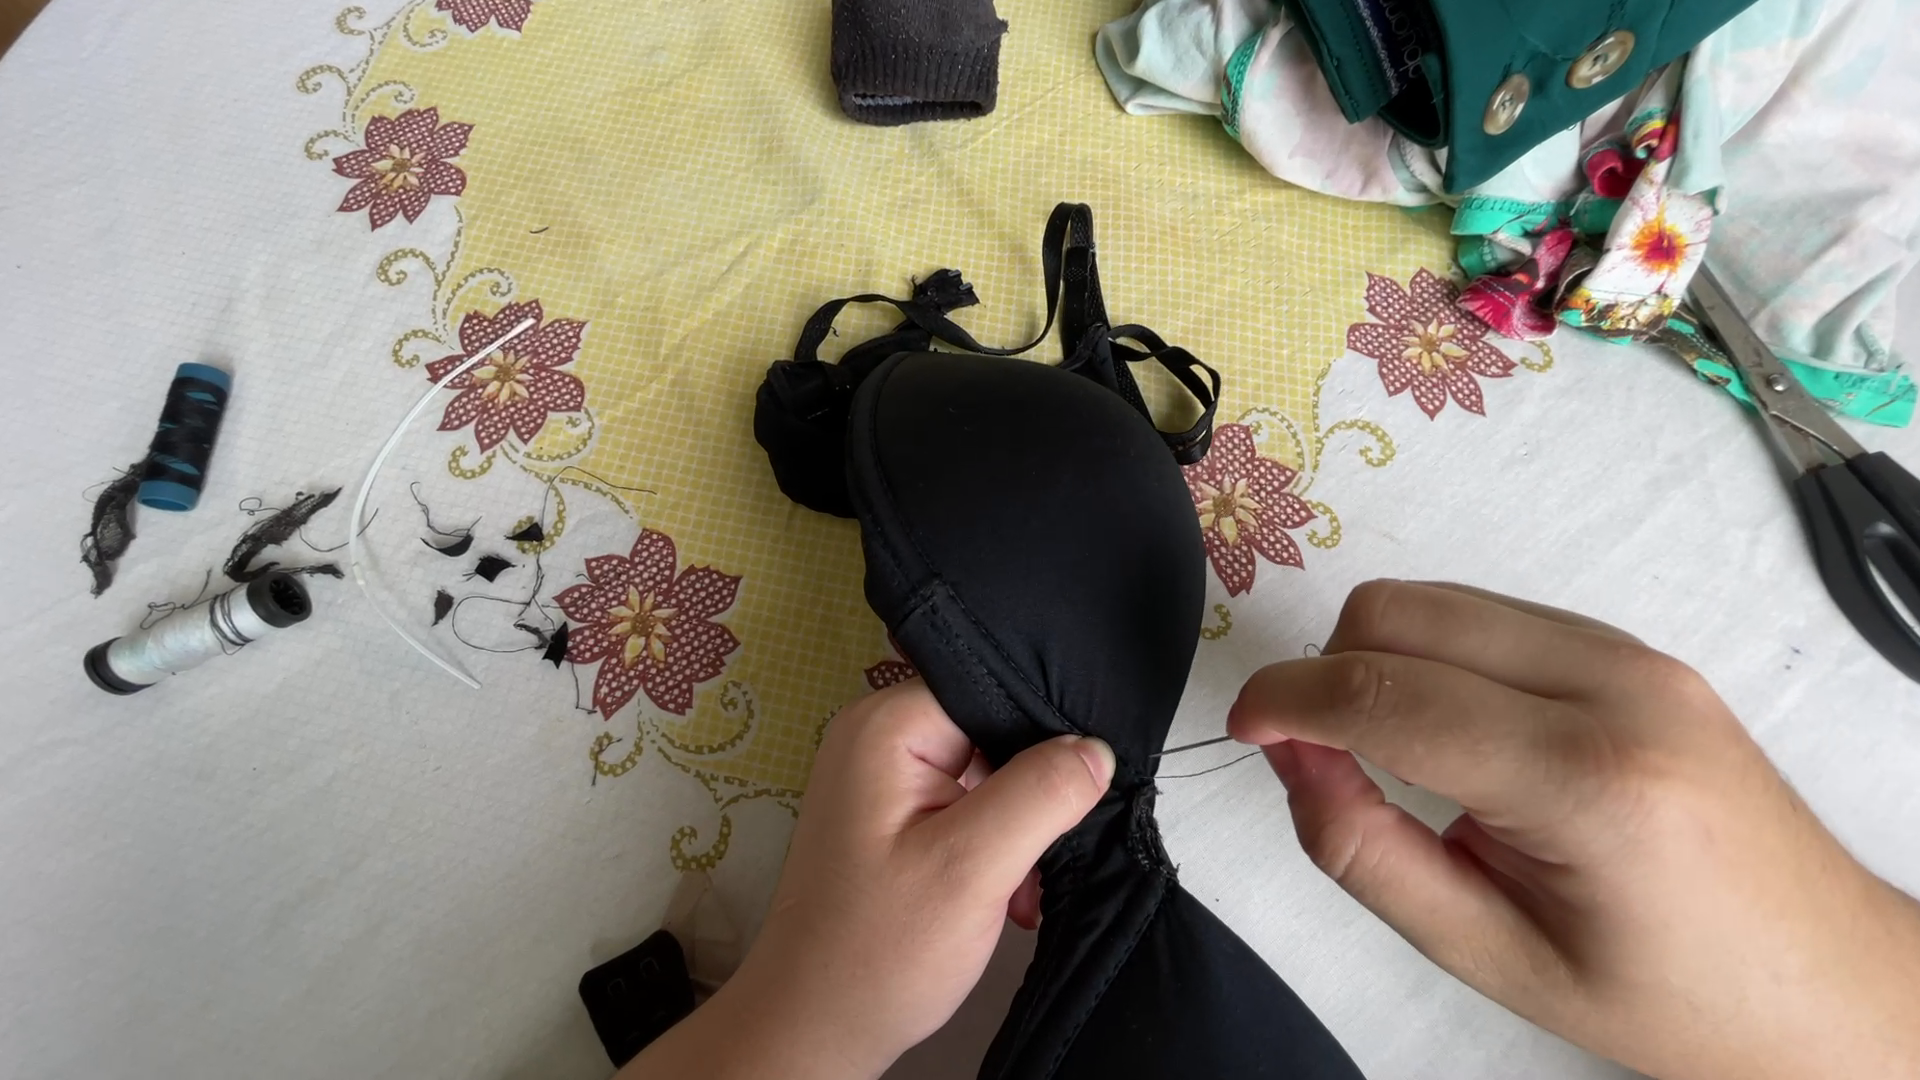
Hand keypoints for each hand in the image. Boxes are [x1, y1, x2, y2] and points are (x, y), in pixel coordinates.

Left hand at [623, 680, 1113, 1079]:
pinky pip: (961, 798)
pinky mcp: (890, 807)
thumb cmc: (882, 948)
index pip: (986, 686)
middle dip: (1029, 786)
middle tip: (1055, 845)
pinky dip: (991, 839)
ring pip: (982, 767)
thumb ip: (1040, 794)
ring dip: (1015, 823)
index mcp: (886, 724)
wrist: (815, 1028)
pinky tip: (1007, 890)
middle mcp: (877, 731)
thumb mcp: (972, 867)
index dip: (1039, 725)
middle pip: (986, 727)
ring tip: (1025, 886)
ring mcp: (880, 771)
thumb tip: (1096, 746)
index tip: (1083, 772)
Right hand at [1229, 580, 1919, 1079]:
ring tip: (1385, 738)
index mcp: (1585, 780)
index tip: (1244, 728)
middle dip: (1322, 671)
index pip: (1381, 693)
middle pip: (1392, 614)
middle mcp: (1612, 684)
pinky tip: (1444, 718)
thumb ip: (1357, 846)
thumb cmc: (1659, 997)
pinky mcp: (1623, 642)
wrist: (1848, 990)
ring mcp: (1626, 650)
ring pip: (1424, 599)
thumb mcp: (1482, 952)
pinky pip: (1470, 609)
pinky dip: (1418, 650)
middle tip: (1324, 749)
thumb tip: (1289, 748)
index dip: (1283, 698)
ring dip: (1367, 657)